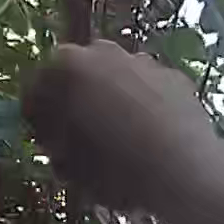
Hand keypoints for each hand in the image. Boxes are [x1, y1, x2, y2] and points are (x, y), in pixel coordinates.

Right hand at [24, 42, 223, 220]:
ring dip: (111, 104)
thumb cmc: (116, 170)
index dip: (39, 119)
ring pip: (115, 82)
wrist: (186, 172)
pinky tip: (149, 139)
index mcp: (67, 68)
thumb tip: (56, 138)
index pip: (37, 90)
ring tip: (119, 142)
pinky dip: (143, 108)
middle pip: (78, 78)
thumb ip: (55, 144)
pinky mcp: (173, 76)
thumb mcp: (69, 166)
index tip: (47, 142)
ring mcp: (142, 60)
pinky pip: (146, 91)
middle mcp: (103, 51)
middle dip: (76, 104)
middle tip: (80, 141)